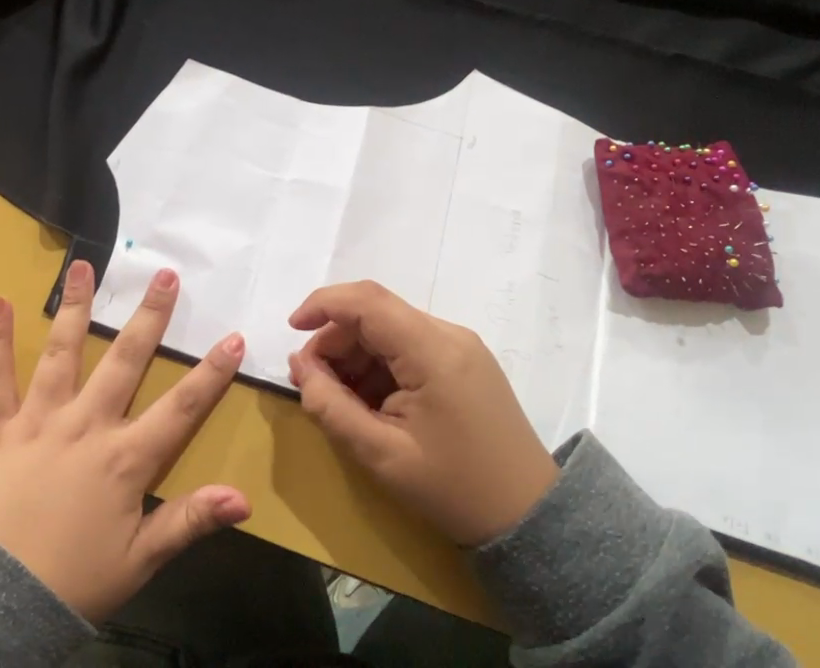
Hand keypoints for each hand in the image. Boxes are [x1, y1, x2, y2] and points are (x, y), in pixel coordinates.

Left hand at [0, 261, 250, 621]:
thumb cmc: (73, 582)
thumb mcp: (140, 559)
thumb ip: (190, 521)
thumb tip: (244, 498)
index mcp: (124, 459)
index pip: (180, 408)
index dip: (210, 373)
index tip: (233, 337)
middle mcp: (85, 426)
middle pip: (124, 362)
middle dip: (149, 317)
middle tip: (165, 276)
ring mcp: (38, 421)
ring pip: (61, 353)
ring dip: (74, 307)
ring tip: (82, 266)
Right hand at [287, 281, 557, 546]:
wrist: (529, 518)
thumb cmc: (453, 488)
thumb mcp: (381, 454)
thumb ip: (331, 406)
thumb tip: (300, 367)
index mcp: (433, 350)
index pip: (367, 301)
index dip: (322, 305)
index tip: (290, 331)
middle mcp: (449, 335)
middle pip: (376, 315)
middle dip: (334, 341)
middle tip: (311, 385)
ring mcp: (461, 348)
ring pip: (390, 330)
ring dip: (355, 356)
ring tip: (340, 402)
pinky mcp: (465, 364)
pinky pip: (409, 348)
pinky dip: (379, 366)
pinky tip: (370, 403)